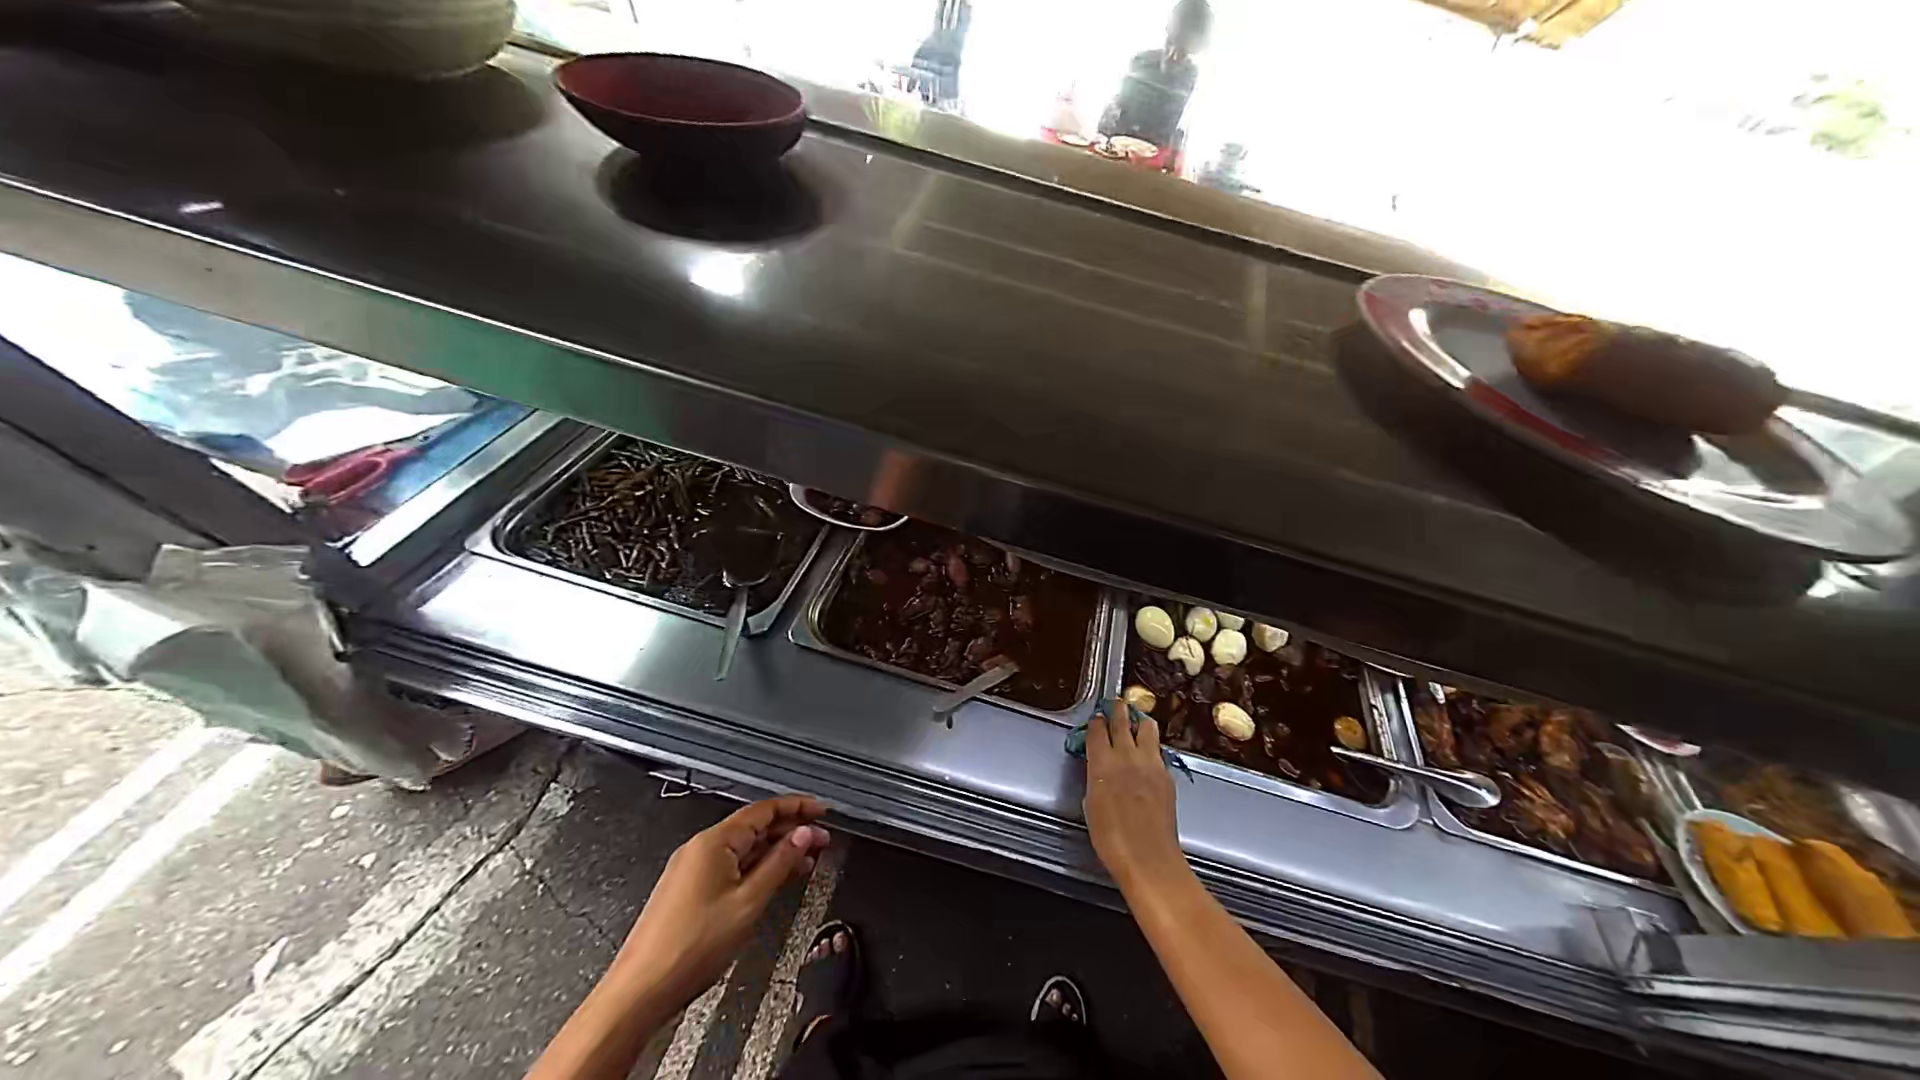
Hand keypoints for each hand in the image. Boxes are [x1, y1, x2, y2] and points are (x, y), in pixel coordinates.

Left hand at [611, 795, 829, 1007]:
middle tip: (820, 838)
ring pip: (744, 848)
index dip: (797, 806)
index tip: (819, 809)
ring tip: (805, 860)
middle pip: (755, 827)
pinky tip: (773, 880)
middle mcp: (700, 849)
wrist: (642, 990)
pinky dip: (757, 868)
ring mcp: (692, 869)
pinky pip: (731, 866)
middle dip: (791, 830)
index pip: (764, 809)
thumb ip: (780, 863)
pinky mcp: (689, 890)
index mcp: (713, 842)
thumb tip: (802, 836)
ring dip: (776, 851)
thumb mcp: (749, 901)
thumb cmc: (687, 948)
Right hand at [1083, 700, 1184, 893]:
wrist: (1147, 857)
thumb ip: (1095, 778)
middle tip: (1116, 703)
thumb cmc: (1111, 837)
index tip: (1095, 717)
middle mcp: (1127, 756)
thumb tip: (1099, 769)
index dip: (1095, 721)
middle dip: (1118, 710)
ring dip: (1139, 721)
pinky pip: (1158, 750)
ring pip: (1147, 728)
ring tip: (1136, 720)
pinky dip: (1151, 745)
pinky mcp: (1167, 775)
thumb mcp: (1091, 804)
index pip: (1097, 730)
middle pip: (1123, 721)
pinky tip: (1148, 751)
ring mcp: (1150, 763)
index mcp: (1102, 762)